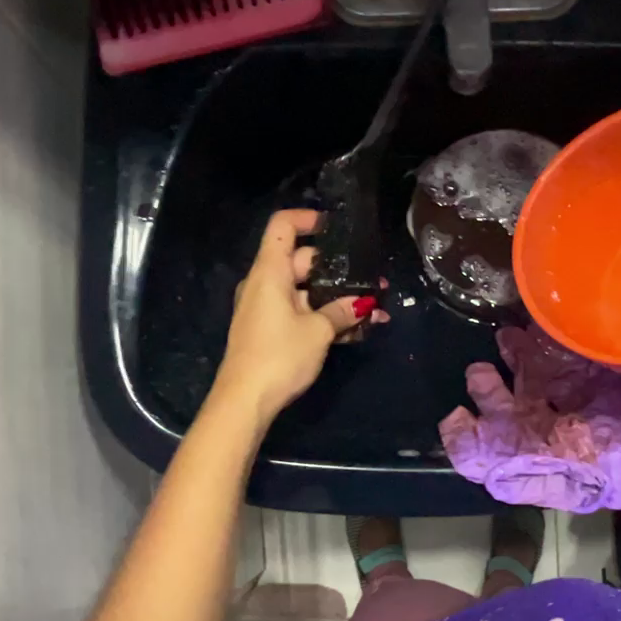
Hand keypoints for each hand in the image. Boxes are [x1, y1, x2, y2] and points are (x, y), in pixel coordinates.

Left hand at [210, 209, 387, 421]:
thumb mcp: (318, 332)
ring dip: (338, 300)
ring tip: (375, 312)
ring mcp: (267, 308)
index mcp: (269, 272)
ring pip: (307, 292)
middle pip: (303, 261)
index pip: (283, 226)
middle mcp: (265, 284)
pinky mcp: (271, 331)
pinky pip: (302, 313)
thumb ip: (342, 312)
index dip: (309, 219)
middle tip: (374, 283)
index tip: (338, 228)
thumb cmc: (279, 356)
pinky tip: (357, 331)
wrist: (245, 401)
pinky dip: (325, 318)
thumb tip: (363, 304)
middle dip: (340, 272)